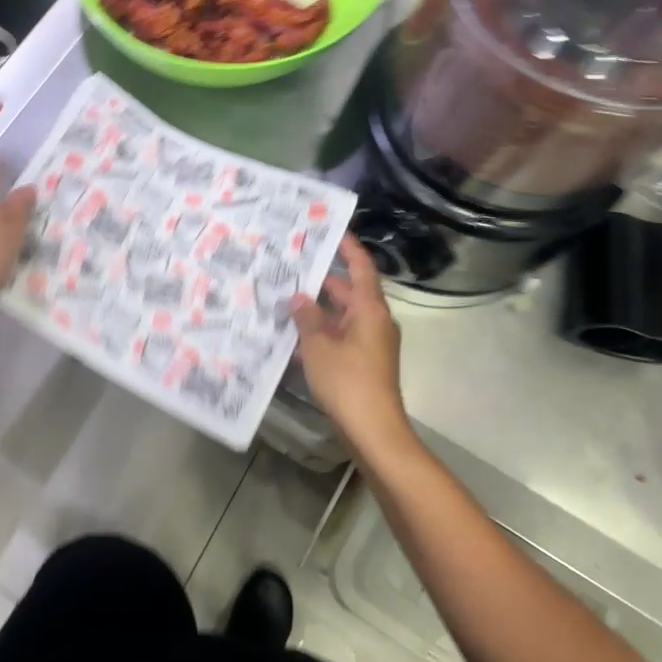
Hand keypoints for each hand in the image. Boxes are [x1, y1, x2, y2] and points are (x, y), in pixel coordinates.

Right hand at [291, 234, 408, 444]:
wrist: (373, 429)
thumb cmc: (347, 381)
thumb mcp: (318, 346)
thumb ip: (307, 319)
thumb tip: (300, 298)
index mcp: (370, 310)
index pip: (361, 268)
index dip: (349, 249)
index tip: (333, 232)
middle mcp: (375, 322)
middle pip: (351, 292)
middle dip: (324, 282)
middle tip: (293, 269)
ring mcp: (372, 344)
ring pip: (344, 317)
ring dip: (320, 311)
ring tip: (286, 301)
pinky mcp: (365, 364)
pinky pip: (342, 337)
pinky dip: (323, 333)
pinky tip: (296, 338)